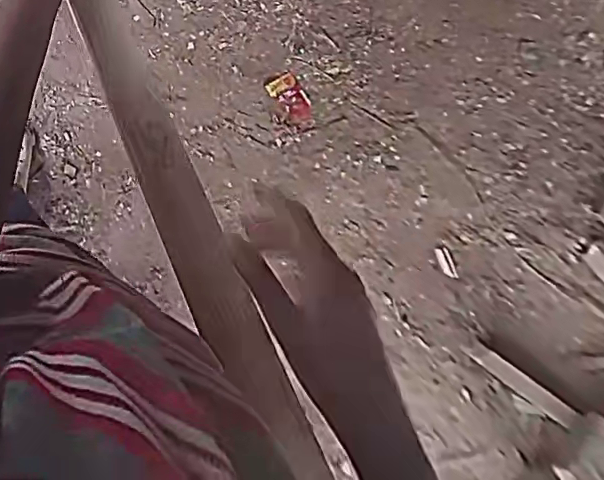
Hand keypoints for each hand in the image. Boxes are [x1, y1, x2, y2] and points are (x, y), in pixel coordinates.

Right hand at [233, 187, 436, 479]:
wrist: (372, 416)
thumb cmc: (326, 369)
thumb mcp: (281, 319)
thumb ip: (255, 276)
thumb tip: (230, 240)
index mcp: (326, 268)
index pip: (298, 218)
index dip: (274, 199)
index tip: (253, 188)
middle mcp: (343, 273)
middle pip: (304, 233)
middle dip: (272, 224)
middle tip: (244, 223)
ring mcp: (351, 291)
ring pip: (311, 251)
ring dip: (282, 244)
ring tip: (256, 248)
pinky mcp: (353, 307)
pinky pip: (320, 268)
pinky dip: (296, 262)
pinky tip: (282, 277)